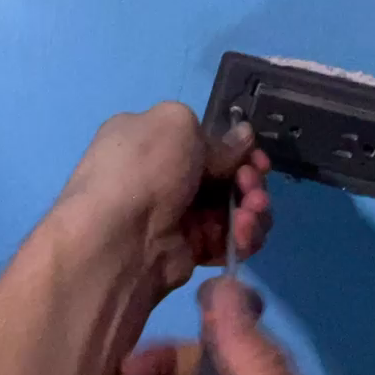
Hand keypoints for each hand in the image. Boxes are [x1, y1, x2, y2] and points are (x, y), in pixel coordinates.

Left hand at [55, 102, 273, 295]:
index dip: (236, 149)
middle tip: (252, 186)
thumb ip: (213, 134)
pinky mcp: (189, 249)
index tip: (257, 158)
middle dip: (249, 180)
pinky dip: (242, 238)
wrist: (117, 238)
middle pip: (224, 175)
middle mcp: (160, 174)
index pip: (203, 140)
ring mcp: (175, 213)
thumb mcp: (176, 125)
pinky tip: (242, 237)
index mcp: (149, 137)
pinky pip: (228, 240)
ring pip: (232, 208)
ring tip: (248, 215)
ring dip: (251, 210)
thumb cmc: (143, 168)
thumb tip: (242, 140)